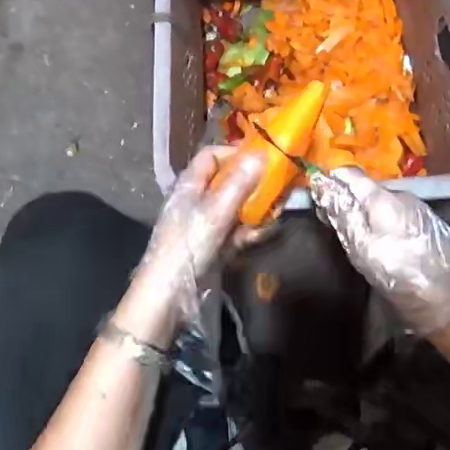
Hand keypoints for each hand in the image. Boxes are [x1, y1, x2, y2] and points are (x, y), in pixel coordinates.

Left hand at [115, 146, 265, 345]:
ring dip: (257, 207)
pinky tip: (267, 230)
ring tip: (279, 209)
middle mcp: (198, 200)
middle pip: (228, 181)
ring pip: (236, 207)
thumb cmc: (188, 246)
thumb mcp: (214, 213)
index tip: (263, 158)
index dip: (235, 153)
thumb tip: (260, 153)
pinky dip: (251, 229)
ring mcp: (206, 224)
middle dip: (254, 183)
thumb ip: (238, 184)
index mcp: (190, 185)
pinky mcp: (214, 246)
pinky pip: (237, 230)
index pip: (212, 156)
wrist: (168, 297)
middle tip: (280, 185)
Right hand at [308, 166, 449, 338]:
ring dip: (364, 212)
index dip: (330, 182)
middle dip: (346, 199)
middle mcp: (401, 195)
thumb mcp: (364, 249)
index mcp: (382, 197)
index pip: (348, 174)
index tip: (317, 199)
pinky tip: (379, 241)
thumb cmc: (403, 276)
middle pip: (365, 187)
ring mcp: (417, 208)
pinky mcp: (427, 223)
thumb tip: (323, 187)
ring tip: (354, 235)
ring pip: (380, 201)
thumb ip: (343, 216)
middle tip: (332, 223)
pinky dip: (380, 221)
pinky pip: (394, 212)